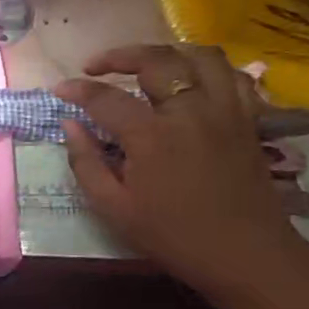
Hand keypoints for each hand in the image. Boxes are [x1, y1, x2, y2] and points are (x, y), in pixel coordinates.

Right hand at [56, 45, 303, 293]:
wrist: (244, 255)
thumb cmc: (172, 235)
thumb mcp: (113, 207)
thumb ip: (86, 162)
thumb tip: (70, 125)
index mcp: (152, 136)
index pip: (106, 97)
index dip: (78, 89)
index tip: (59, 90)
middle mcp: (191, 112)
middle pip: (156, 60)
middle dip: (120, 55)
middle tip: (97, 67)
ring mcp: (226, 112)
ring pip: (201, 57)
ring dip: (168, 53)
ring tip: (146, 65)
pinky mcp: (248, 120)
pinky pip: (233, 76)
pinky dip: (209, 70)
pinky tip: (192, 82)